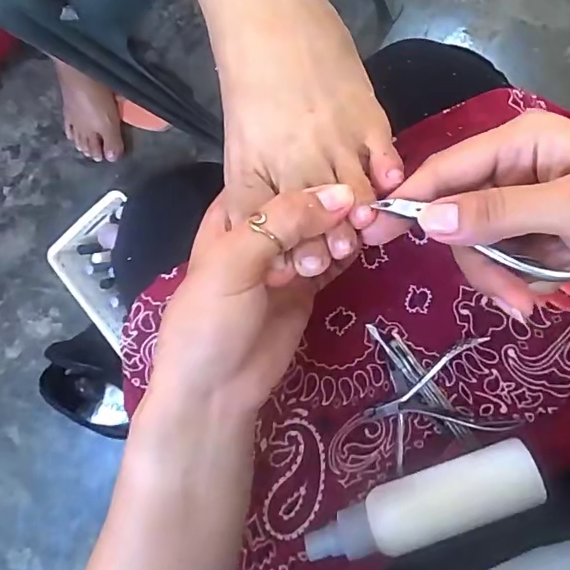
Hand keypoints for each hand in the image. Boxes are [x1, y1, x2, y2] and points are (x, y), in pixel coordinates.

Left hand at [148, 182, 357, 409]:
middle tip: (347, 225)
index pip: (278, 179)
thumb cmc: (210, 320)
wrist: (215, 390)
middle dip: (329, 210)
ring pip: (322, 230)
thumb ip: (282, 223)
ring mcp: (286, 259)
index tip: (342, 184)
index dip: (309, 179)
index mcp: (234, 214)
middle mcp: (262, 231)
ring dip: (340, 232)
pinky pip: (333, 259)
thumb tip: (341, 194)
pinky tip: (359, 249)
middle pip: (306, 204)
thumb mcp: (235, 262)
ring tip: (349, 242)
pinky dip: (347, 254)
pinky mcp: (307, 286)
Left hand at [196, 0, 399, 280]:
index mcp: (253, 169)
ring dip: (360, 221)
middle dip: (328, 246)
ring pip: (353, 198)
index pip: (273, 228)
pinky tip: (390, 187)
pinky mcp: (365, 113)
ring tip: (365, 229)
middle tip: (338, 253)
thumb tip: (272, 221)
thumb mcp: (237, 139)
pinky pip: (383, 158)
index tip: (300, 266)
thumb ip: (255, 184)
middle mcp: (293, 162)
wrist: (266, 9)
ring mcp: (333, 138)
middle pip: (318, 222)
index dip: (288, 253)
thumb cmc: (245, 74)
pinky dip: (388, 178)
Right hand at [359, 111, 569, 317]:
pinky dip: (515, 282)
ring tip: (533, 303)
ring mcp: (524, 205)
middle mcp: (515, 168)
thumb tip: (426, 219)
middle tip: (506, 297)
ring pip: (477, 243)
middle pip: (459, 213)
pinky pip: (501, 260)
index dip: (411, 197)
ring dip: (499, 277)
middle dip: (478, 258)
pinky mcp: (534, 236)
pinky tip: (545, 296)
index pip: (450, 166)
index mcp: (523, 141)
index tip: (372, 231)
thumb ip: (499, 212)